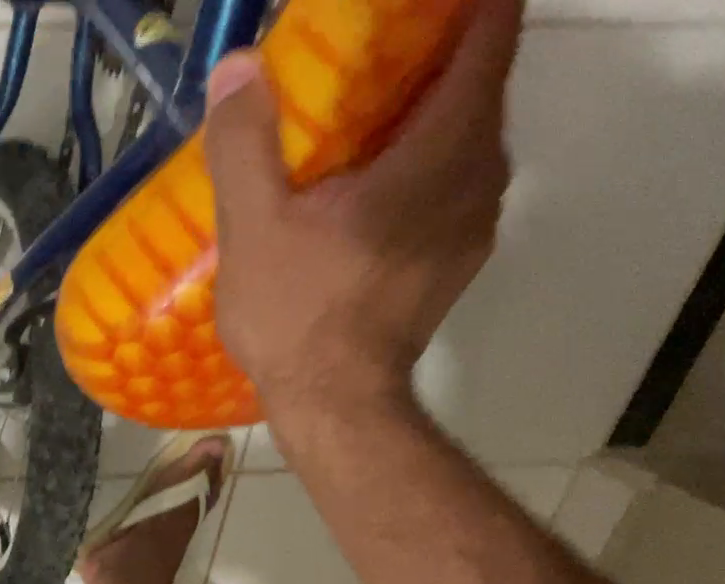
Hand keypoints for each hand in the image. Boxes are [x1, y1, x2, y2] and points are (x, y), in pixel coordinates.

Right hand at [203, 0, 522, 433]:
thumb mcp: (252, 228)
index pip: (486, 37)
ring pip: (466, 134)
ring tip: (363, 110)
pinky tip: (367, 182)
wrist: (335, 401)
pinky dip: (422, 159)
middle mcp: (481, 175)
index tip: (411, 4)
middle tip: (367, 47)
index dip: (461, 5)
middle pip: (478, 82)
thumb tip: (238, 66)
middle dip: (434, 53)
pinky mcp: (459, 255)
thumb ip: (246, 143)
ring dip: (426, 111)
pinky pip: (454, 179)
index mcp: (441, 152)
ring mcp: (476, 219)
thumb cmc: (296, 312)